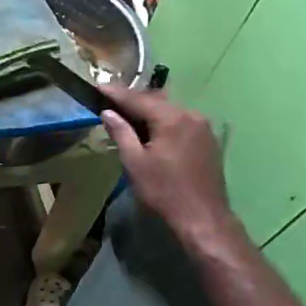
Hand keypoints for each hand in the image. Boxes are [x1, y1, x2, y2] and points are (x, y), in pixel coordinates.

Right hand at [97, 85, 241, 245]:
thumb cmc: (164, 191)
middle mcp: (191, 115)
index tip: (97, 86)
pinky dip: (163, 122)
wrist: (203, 219)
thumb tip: (108, 112)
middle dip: (133, 101)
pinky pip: (181, 122)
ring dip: (149, 112)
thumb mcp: (134, 162)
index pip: (138, 99)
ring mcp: (203, 128)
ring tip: (127, 115)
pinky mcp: (208, 141)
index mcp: (172, 118)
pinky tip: (151, 131)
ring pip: (170, 112)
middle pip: (156, 102)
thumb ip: (121, 133)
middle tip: (109, 101)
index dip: (116, 93)